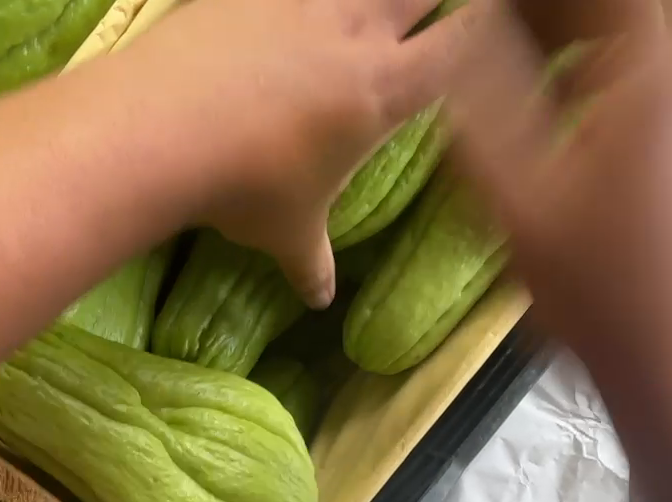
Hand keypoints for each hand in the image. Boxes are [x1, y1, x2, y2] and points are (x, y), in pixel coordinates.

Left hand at [130, 0, 476, 306]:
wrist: (165, 130)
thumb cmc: (245, 189)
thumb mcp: (286, 234)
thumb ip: (311, 263)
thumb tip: (321, 301)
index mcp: (383, 91)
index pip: (467, 44)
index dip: (493, 25)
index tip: (506, 21)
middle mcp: (358, 28)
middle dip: (433, 0)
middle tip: (426, 13)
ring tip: (360, 14)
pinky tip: (287, 6)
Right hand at [447, 1, 671, 392]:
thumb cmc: (598, 292)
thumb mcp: (518, 205)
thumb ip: (480, 114)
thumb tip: (457, 42)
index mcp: (660, 67)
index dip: (534, 8)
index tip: (484, 16)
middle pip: (628, 11)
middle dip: (560, 21)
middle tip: (501, 38)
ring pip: (652, 33)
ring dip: (588, 39)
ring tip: (527, 58)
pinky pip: (668, 64)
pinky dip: (617, 66)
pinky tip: (574, 104)